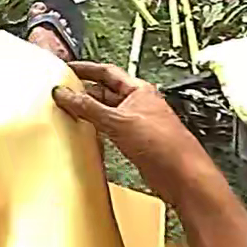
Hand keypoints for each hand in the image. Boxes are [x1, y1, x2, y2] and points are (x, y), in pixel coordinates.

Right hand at [52, 61, 223, 208]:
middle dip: (84, 90)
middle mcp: (138, 104)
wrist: (183, 178)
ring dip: (88, 110)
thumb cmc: (165, 145)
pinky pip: (108, 128)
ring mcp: (136, 123)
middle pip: (105, 91)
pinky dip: (95, 127)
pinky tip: (85, 131)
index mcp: (139, 90)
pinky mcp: (134, 142)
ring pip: (105, 110)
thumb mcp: (117, 120)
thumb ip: (87, 106)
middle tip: (62, 91)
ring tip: (68, 109)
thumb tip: (64, 94)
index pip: (107, 72)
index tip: (69, 68)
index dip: (86, 68)